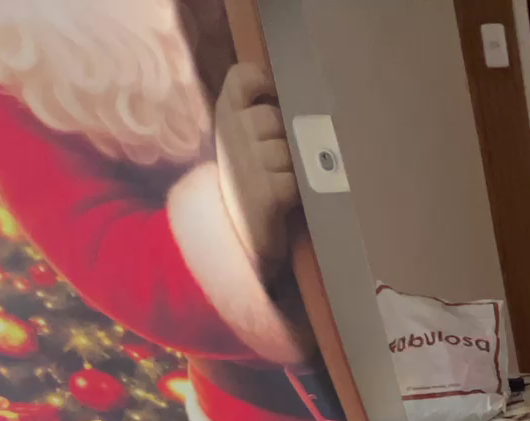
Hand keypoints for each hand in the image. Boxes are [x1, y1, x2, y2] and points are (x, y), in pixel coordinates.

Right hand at [214, 62, 298, 266]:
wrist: (240, 234)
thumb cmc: (253, 183)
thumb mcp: (250, 143)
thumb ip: (265, 118)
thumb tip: (304, 103)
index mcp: (226, 116)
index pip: (243, 78)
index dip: (265, 80)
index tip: (279, 94)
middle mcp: (231, 134)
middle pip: (276, 118)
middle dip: (289, 138)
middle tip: (284, 162)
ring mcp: (246, 164)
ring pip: (290, 150)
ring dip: (298, 168)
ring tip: (286, 182)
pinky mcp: (266, 193)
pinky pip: (298, 180)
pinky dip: (302, 190)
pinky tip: (291, 199)